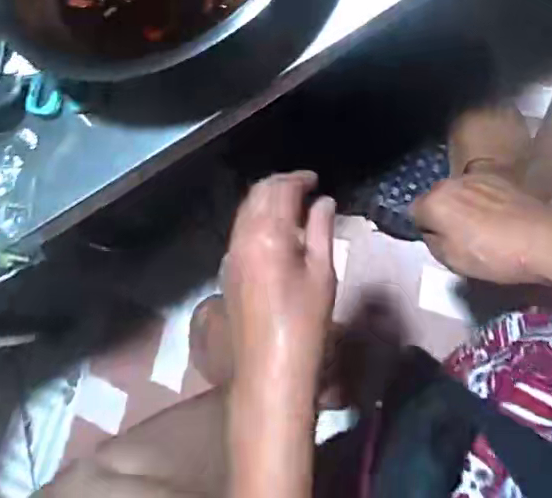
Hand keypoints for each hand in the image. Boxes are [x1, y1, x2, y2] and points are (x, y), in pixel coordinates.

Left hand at [222, 172, 336, 387]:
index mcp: (268, 234)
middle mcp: (243, 237)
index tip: (316, 180)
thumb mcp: (322, 274)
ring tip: (292, 203)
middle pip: (258, 193)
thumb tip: (324, 200)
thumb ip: (321, 229)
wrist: (270, 372)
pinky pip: (241, 227)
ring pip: (246, 209)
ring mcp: (231, 254)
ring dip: (267, 198)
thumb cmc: (305, 324)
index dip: (299, 179)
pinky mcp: (228, 269)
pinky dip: (257, 215)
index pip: (280, 189)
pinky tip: (276, 228)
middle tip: (306, 187)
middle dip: (281, 183)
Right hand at [412, 170, 551, 284]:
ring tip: (483, 228)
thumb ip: (432, 241)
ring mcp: (474, 176)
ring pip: (458, 193)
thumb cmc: (491, 254)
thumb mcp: (451, 260)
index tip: (441, 243)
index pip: (414, 212)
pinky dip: (482, 201)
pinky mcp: (497, 177)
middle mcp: (449, 182)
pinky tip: (498, 218)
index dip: (425, 229)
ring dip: (463, 206)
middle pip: (436, 198)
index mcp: (433, 202)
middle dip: (443, 214)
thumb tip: (431, 230)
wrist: (539, 237)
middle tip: (461, 237)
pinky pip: (479, 190)